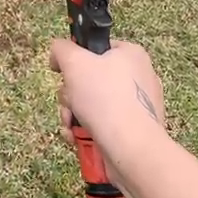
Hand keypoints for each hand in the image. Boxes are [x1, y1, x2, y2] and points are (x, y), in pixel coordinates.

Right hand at [48, 38, 167, 168]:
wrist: (131, 149)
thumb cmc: (104, 99)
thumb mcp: (74, 62)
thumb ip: (61, 48)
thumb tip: (58, 55)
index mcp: (131, 54)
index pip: (96, 49)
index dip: (75, 59)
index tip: (64, 73)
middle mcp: (139, 77)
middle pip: (90, 78)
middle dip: (71, 93)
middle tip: (69, 102)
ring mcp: (138, 106)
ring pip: (93, 103)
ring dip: (73, 113)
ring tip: (70, 124)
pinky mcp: (134, 130)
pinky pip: (103, 123)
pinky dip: (86, 130)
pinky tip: (76, 137)